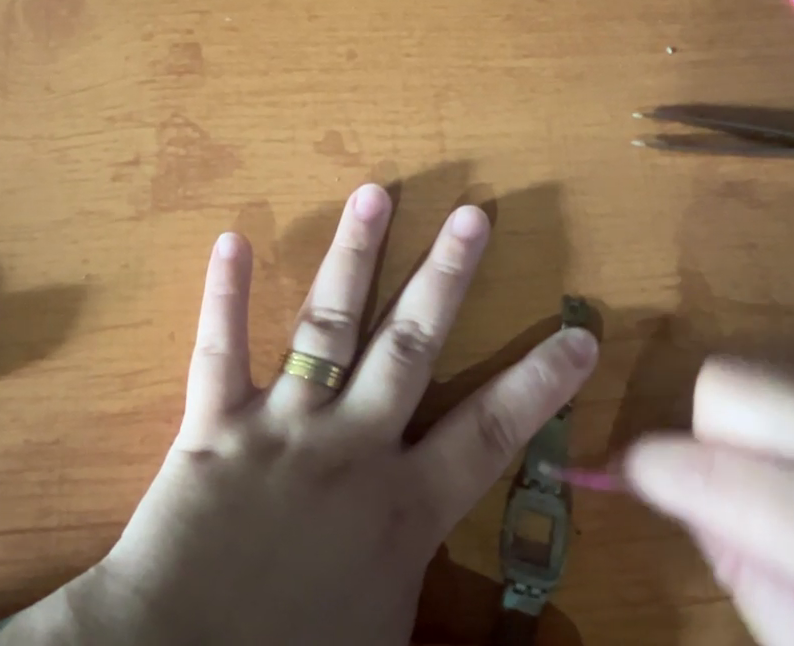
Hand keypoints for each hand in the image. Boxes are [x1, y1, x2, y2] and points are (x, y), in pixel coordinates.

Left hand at [9, 183, 599, 645]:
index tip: (578, 332)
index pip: (490, 432)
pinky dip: (223, 295)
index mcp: (402, 505)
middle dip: (445, 278)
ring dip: (351, 257)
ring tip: (372, 193)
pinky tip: (229, 238)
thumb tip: (523, 638)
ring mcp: (283, 425)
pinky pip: (218, 349)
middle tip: (472, 214)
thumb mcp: (390, 640)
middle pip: (409, 345)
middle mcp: (351, 447)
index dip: (540, 383)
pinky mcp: (214, 423)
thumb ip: (453, 621)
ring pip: (326, 325)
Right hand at [624, 358, 793, 645]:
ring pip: (757, 372)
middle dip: (706, 436)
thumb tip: (683, 500)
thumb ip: (746, 579)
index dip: (646, 473)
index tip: (632, 486)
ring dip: (750, 427)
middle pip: (722, 385)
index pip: (698, 468)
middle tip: (745, 499)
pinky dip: (792, 418)